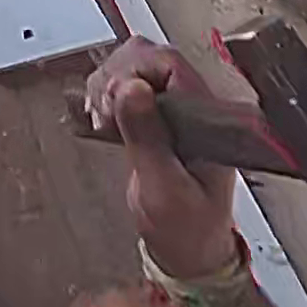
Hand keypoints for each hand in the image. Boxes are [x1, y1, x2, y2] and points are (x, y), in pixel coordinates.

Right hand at [85, 38, 239, 278]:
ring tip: (103, 119)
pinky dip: (102, 94)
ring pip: (128, 64)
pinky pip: (120, 82)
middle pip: (145, 55)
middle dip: (114, 77)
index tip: (115, 97)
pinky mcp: (150, 112)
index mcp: (206, 117)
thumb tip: (130, 88)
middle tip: (106, 112)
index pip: (169, 61)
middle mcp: (189, 104)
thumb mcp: (164, 187)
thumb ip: (147, 137)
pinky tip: (101, 118)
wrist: (186, 251)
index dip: (135, 70)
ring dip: (105, 85)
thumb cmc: (185, 227)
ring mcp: (169, 106)